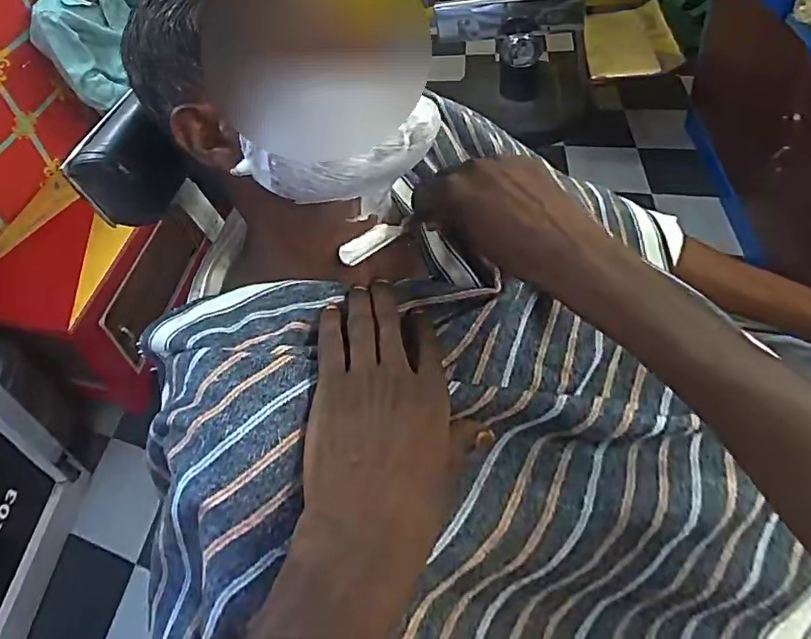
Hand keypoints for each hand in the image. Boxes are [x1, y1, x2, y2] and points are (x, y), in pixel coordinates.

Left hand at [290, 285, 483, 631]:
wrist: (362, 526)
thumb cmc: (411, 507)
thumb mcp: (444, 472)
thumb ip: (458, 441)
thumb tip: (482, 428)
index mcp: (432, 398)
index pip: (428, 347)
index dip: (420, 326)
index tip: (415, 314)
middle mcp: (400, 378)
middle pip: (391, 326)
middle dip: (385, 300)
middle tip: (379, 284)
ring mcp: (363, 378)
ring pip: (362, 326)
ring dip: (358, 303)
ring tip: (356, 289)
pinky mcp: (331, 385)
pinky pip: (330, 342)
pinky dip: (329, 322)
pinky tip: (328, 311)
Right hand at [413, 156, 616, 283]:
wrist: (572, 251)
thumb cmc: (518, 256)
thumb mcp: (472, 244)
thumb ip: (452, 224)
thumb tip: (444, 220)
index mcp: (454, 189)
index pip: (423, 192)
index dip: (426, 208)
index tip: (433, 221)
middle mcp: (473, 166)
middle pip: (450, 176)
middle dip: (451, 194)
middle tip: (461, 215)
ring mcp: (502, 160)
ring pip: (477, 170)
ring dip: (477, 185)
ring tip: (492, 206)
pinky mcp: (526, 160)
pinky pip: (503, 168)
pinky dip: (502, 181)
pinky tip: (515, 199)